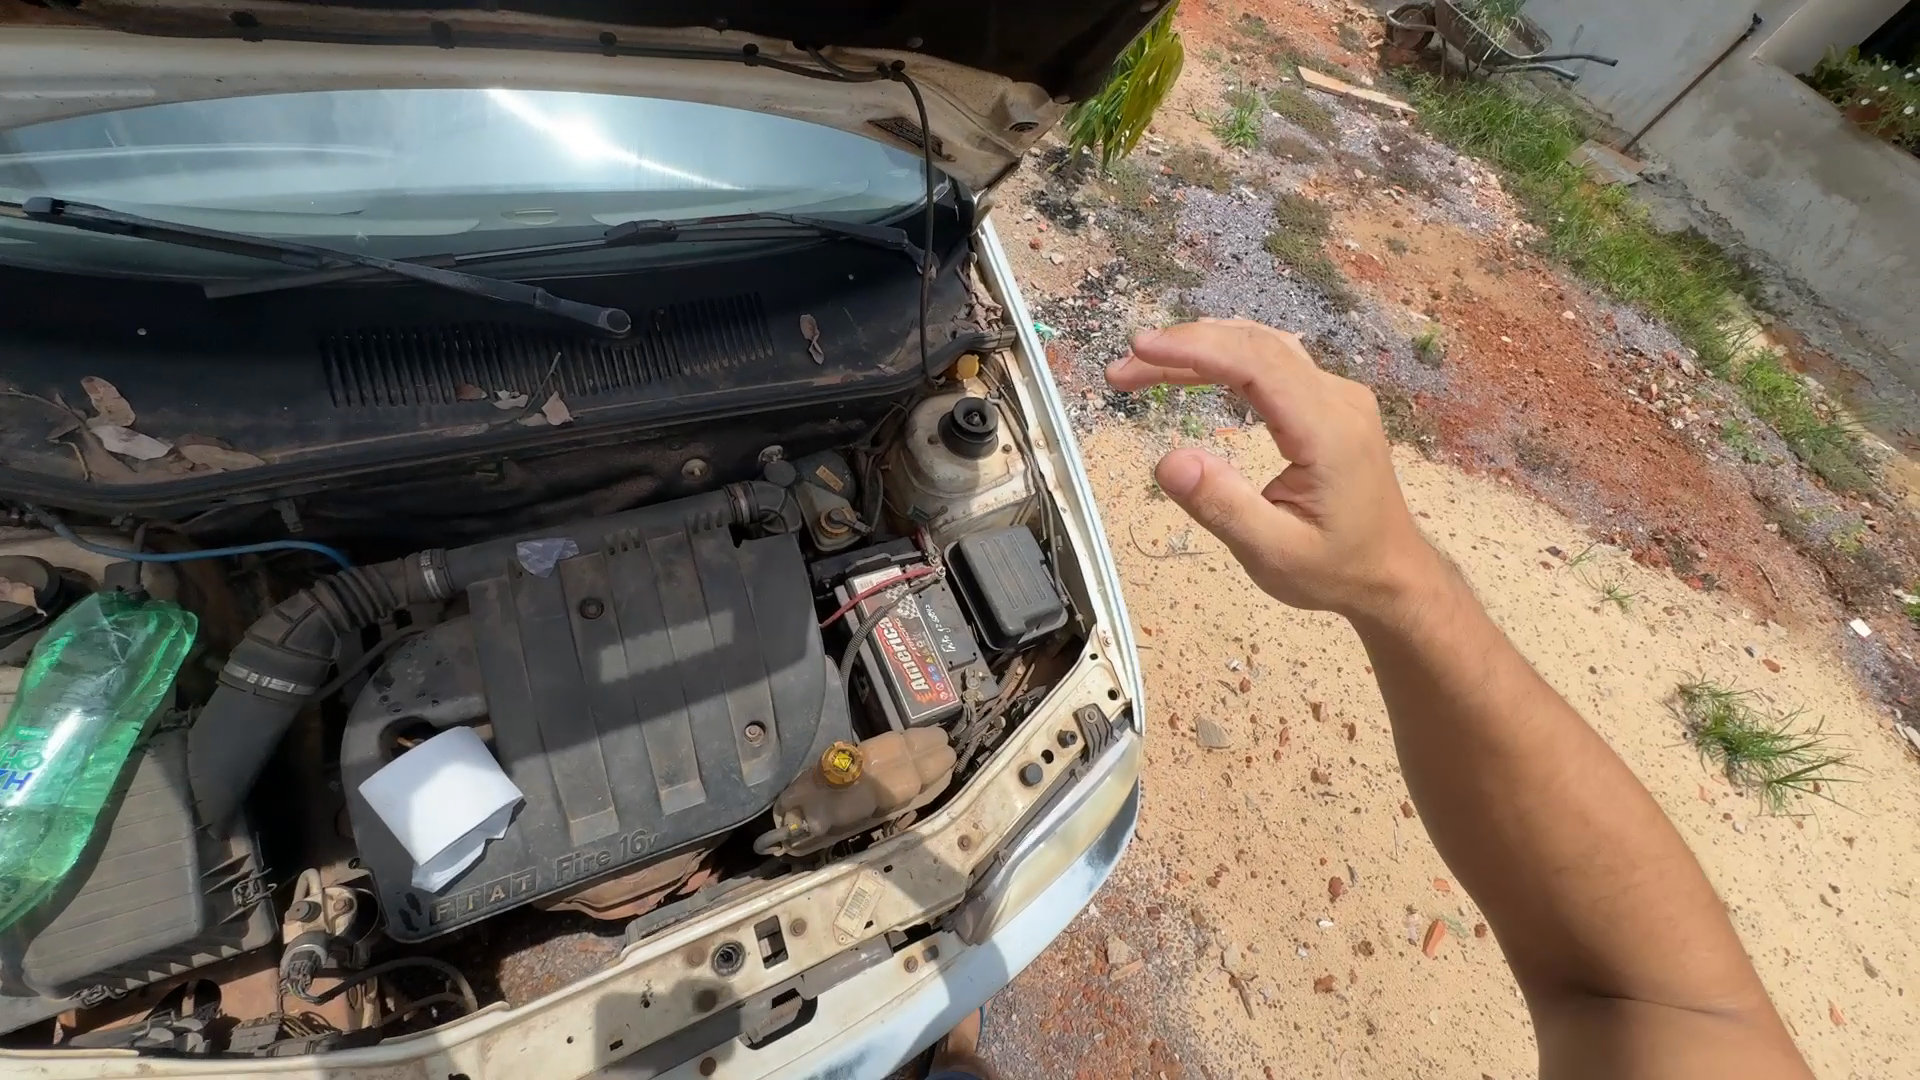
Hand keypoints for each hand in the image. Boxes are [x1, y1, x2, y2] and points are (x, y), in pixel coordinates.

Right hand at [1105, 319, 1440, 620]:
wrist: (1391, 574)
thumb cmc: (1333, 569)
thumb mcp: (1272, 553)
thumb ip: (1221, 505)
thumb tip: (1166, 461)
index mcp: (1327, 430)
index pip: (1256, 365)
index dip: (1195, 349)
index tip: (1141, 350)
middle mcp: (1335, 398)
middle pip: (1253, 346)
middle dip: (1181, 348)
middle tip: (1120, 372)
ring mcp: (1334, 396)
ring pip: (1260, 347)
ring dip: (1198, 350)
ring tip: (1141, 368)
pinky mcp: (1324, 403)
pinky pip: (1269, 363)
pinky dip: (1221, 360)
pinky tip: (1189, 369)